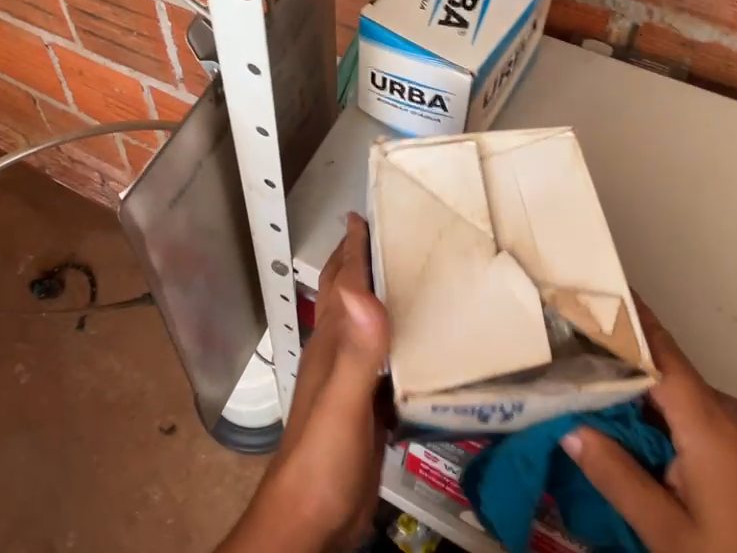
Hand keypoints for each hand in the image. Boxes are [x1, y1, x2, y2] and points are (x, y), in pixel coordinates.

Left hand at [217, 213, 390, 552]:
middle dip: (363, 262)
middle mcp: (340, 356)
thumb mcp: (342, 403)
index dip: (352, 248)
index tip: (364, 214)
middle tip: (394, 234)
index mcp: (331, 345)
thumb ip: (354, 352)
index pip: (344, 284)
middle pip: (351, 298)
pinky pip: (389, 367)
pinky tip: (426, 350)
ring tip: (416, 280)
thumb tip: (363, 292)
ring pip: (370, 329)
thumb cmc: (322, 460)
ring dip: (386, 301)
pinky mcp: (370, 412)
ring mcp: (353, 385)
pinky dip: (403, 348)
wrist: (310, 521)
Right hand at [561, 301, 736, 552]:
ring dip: (649, 409)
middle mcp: (736, 413)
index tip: (596, 289)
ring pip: (688, 403)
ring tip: (602, 420)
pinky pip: (709, 421)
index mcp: (711, 424)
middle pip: (668, 379)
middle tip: (575, 375)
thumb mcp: (670, 535)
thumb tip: (571, 429)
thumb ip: (619, 478)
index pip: (661, 354)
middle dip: (624, 377)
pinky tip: (652, 452)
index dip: (628, 320)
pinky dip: (676, 426)